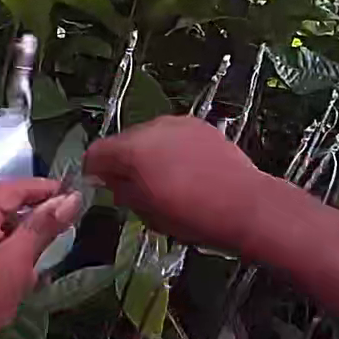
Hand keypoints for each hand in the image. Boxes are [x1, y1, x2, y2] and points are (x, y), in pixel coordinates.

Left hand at [0, 178, 81, 338]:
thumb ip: (44, 226)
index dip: (48, 189)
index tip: (76, 195)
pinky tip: (24, 263)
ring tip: (47, 246)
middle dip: (36, 213)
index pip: (16, 188)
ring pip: (0, 220)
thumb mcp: (17, 260)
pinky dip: (8, 244)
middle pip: (7, 202)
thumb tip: (72, 198)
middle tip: (67, 223)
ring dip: (23, 232)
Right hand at [83, 116, 272, 252]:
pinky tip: (186, 168)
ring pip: (150, 135)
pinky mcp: (200, 125)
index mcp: (133, 149)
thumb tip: (111, 181)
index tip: (100, 186)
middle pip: (123, 140)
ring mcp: (179, 123)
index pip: (97, 152)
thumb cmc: (192, 216)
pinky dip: (171, 147)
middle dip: (122, 161)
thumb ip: (122, 191)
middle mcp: (152, 127)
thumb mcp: (147, 213)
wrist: (245, 204)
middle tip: (133, 187)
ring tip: (163, 178)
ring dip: (148, 152)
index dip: (94, 170)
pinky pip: (173, 134)